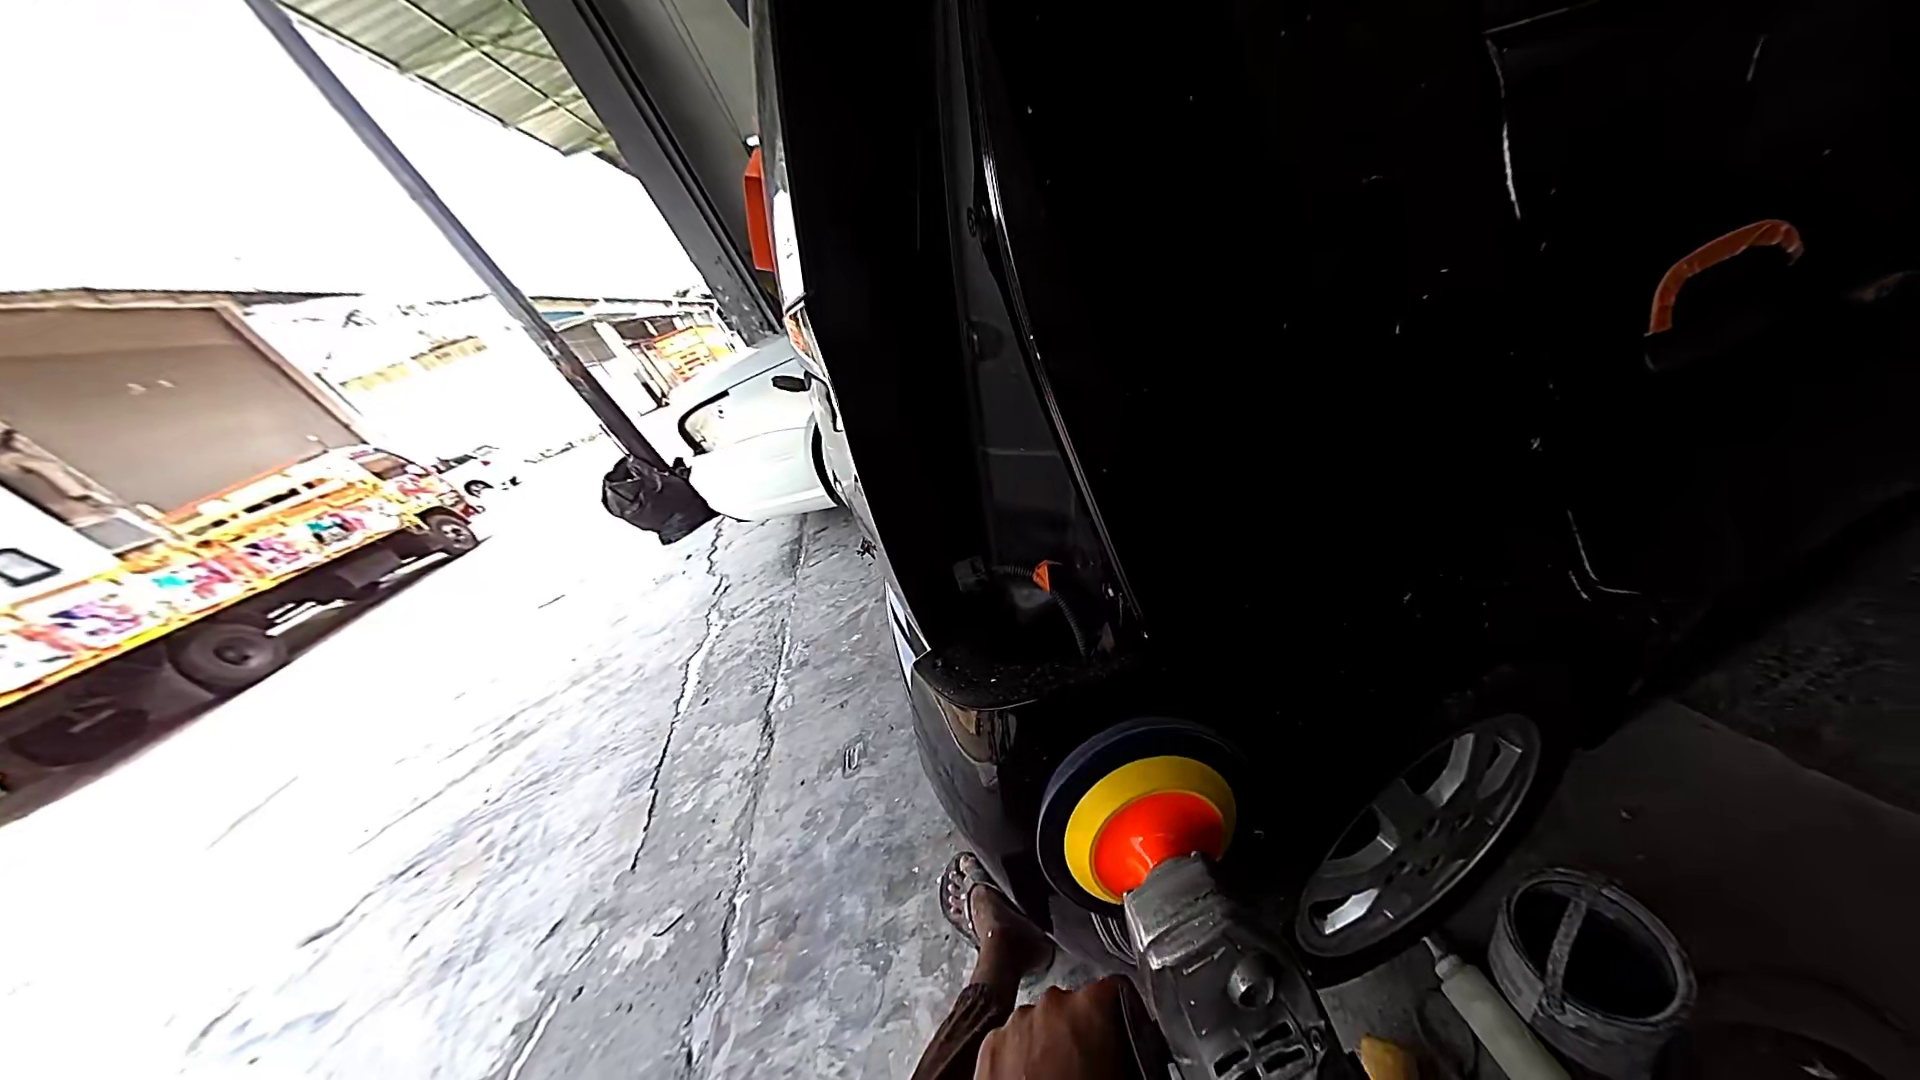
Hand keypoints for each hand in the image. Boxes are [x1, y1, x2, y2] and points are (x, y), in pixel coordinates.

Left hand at [976, 975, 1132, 1079]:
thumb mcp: (1127, 1078)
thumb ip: (1134, 1059)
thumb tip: (1142, 1057)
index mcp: (1092, 1008)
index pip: (1116, 990)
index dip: (1123, 1013)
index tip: (1127, 1034)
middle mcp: (1053, 1002)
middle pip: (1074, 1005)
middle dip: (1081, 1033)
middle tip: (1089, 1070)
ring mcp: (1017, 1021)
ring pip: (1041, 1023)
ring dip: (1050, 1044)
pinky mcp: (991, 1044)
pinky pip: (1013, 1041)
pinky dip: (1022, 1059)